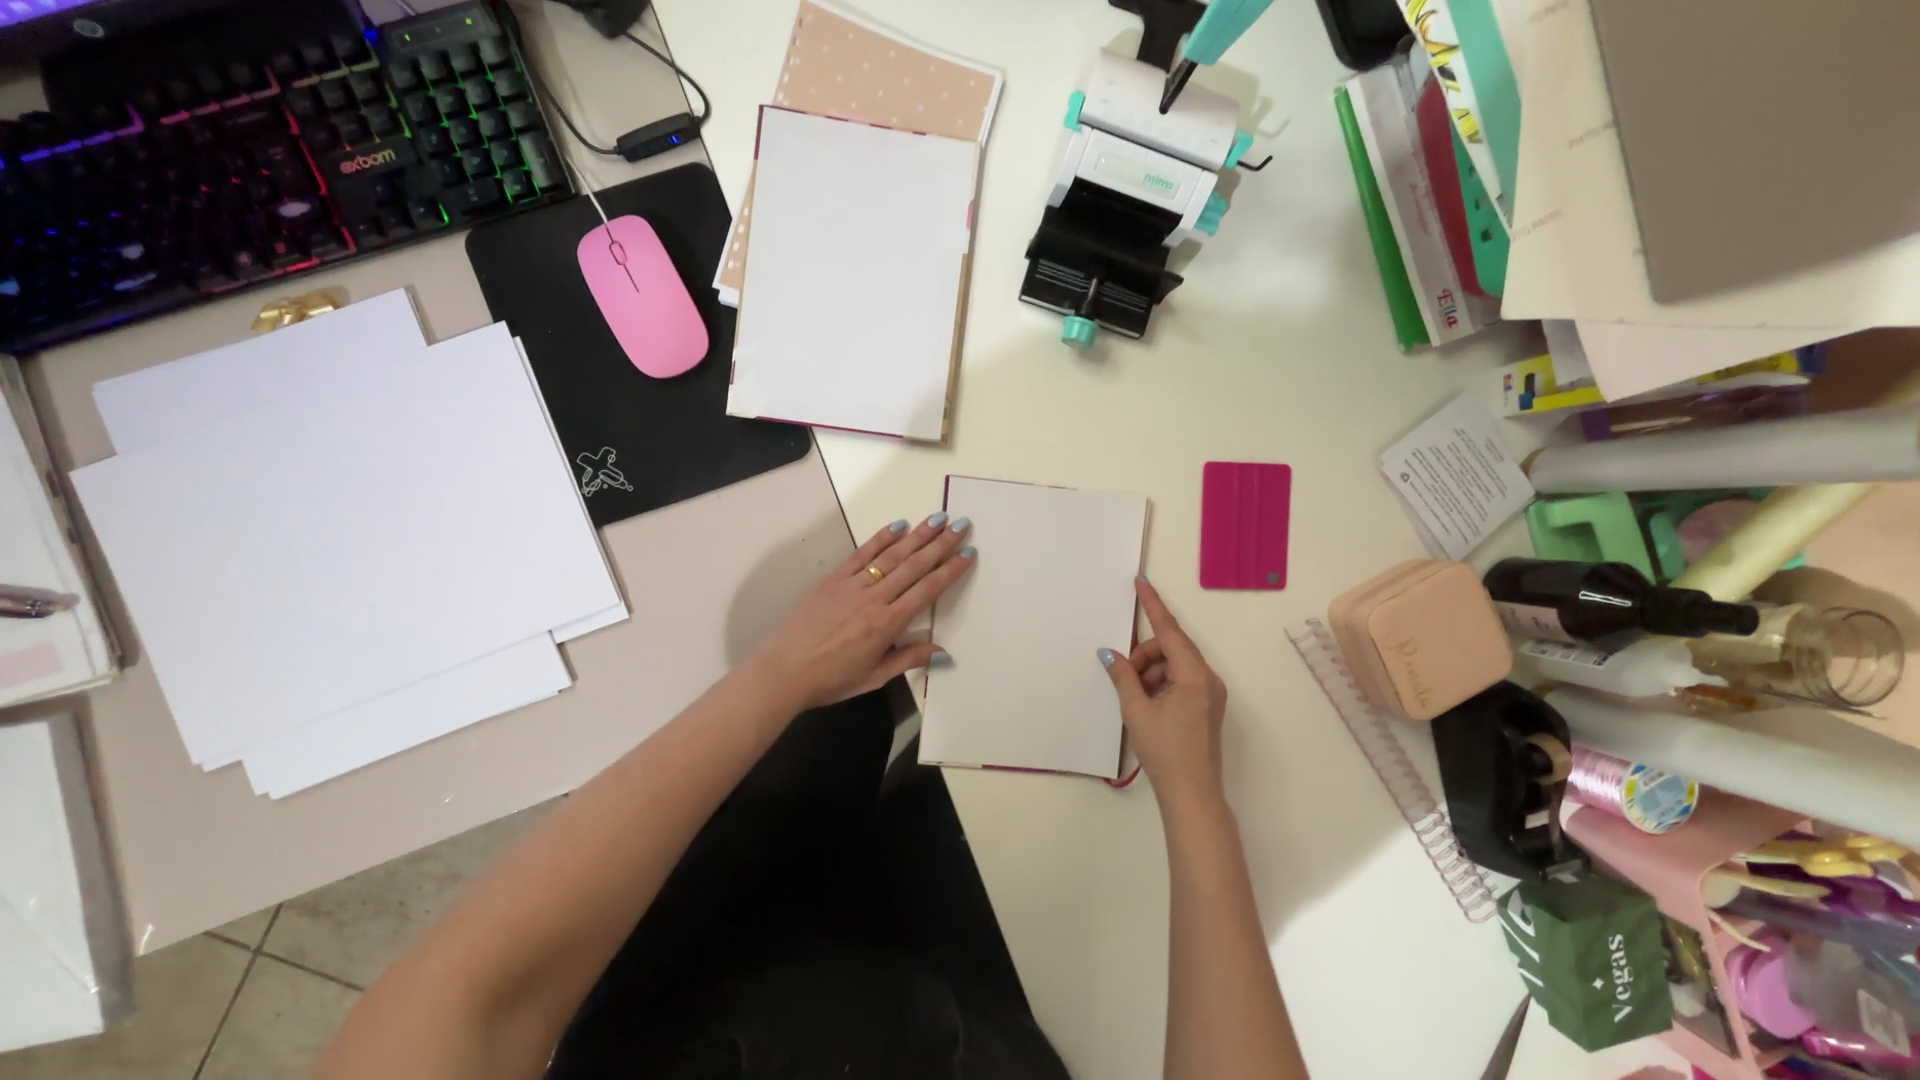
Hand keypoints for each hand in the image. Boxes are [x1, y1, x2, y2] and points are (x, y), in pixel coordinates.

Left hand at [750, 513, 975, 711]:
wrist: (784, 672)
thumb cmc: (831, 680)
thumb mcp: (875, 676)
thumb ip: (909, 659)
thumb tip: (942, 651)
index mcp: (887, 624)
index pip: (927, 591)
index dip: (950, 570)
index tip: (968, 554)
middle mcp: (874, 599)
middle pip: (914, 566)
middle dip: (940, 544)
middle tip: (961, 525)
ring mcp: (852, 586)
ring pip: (891, 555)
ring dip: (917, 535)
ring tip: (938, 518)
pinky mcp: (832, 580)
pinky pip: (861, 555)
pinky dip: (881, 539)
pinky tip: (898, 526)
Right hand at [1100, 579, 1228, 814]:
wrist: (1192, 794)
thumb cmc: (1165, 751)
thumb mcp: (1137, 712)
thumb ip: (1123, 677)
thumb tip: (1110, 654)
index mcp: (1194, 676)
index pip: (1169, 632)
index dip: (1153, 606)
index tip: (1141, 583)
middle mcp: (1208, 679)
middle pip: (1171, 649)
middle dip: (1144, 656)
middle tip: (1124, 677)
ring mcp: (1210, 694)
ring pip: (1174, 666)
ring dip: (1151, 673)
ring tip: (1135, 700)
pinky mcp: (1206, 707)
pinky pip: (1180, 681)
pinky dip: (1160, 685)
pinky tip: (1146, 705)